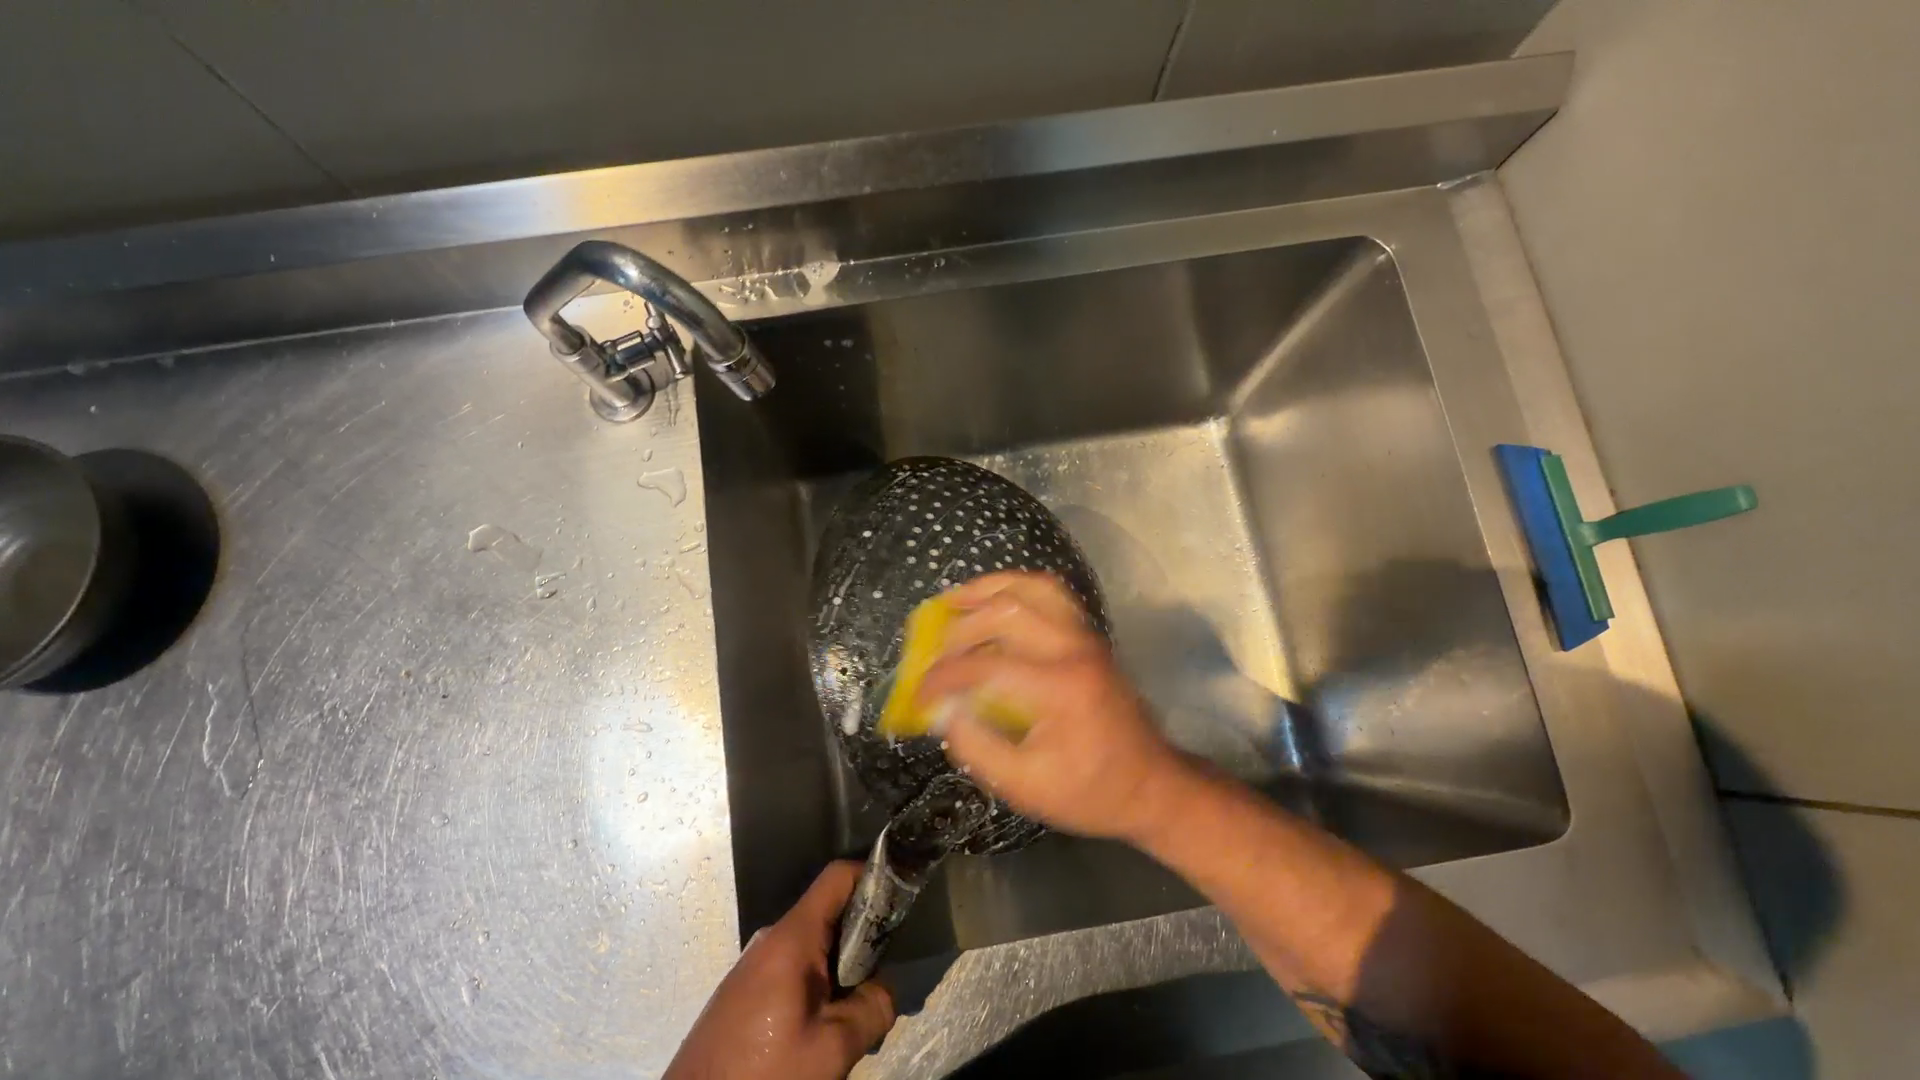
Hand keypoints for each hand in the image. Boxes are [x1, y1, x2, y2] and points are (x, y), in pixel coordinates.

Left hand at [664, 861, 895, 1079]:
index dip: (874, 876)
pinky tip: (823, 1032)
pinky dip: (819, 990)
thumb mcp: (832, 1048)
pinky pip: (795, 972)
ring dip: (842, 975)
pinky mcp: (745, 992)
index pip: (837, 877)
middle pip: (830, 916)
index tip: (903, 900)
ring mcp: (754, 965)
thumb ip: (873, 1009)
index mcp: (792, 938)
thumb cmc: (764, 1073)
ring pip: (815, 950)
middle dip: (864, 943)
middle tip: (884, 983)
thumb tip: (885, 988)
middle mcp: (771, 940)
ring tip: (855, 1020)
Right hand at [914, 572, 1191, 842]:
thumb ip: (976, 747)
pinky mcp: (1089, 636)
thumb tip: (941, 712)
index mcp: (1059, 688)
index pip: (985, 666)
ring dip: (986, 590)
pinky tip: (991, 603)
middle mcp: (1073, 650)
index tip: (920, 695)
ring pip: (1031, 587)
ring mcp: (1085, 636)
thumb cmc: (1090, 792)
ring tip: (951, 602)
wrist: (1152, 786)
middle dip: (959, 630)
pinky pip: (1050, 593)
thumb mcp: (1024, 786)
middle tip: (933, 656)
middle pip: (1006, 612)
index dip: (943, 677)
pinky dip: (1015, 589)